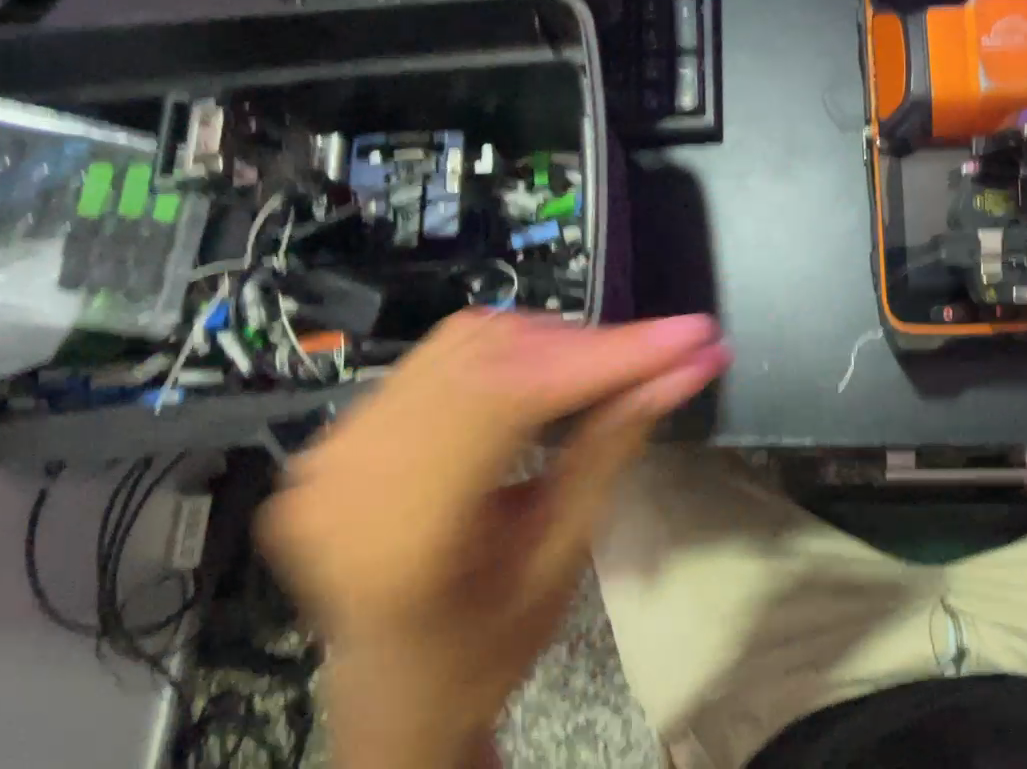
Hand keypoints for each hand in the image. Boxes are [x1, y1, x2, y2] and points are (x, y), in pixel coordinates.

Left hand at [257, 310, 730, 768]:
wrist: (397, 690)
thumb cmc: (485, 649)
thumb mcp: (559, 559)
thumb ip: (611, 449)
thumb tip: (684, 370)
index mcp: (400, 531)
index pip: (511, 397)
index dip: (606, 355)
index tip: (691, 336)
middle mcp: (350, 472)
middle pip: (488, 356)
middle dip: (590, 344)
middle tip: (668, 350)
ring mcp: (335, 446)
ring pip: (467, 343)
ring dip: (555, 343)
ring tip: (618, 365)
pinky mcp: (343, 431)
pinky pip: (444, 358)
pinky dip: (515, 353)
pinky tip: (558, 373)